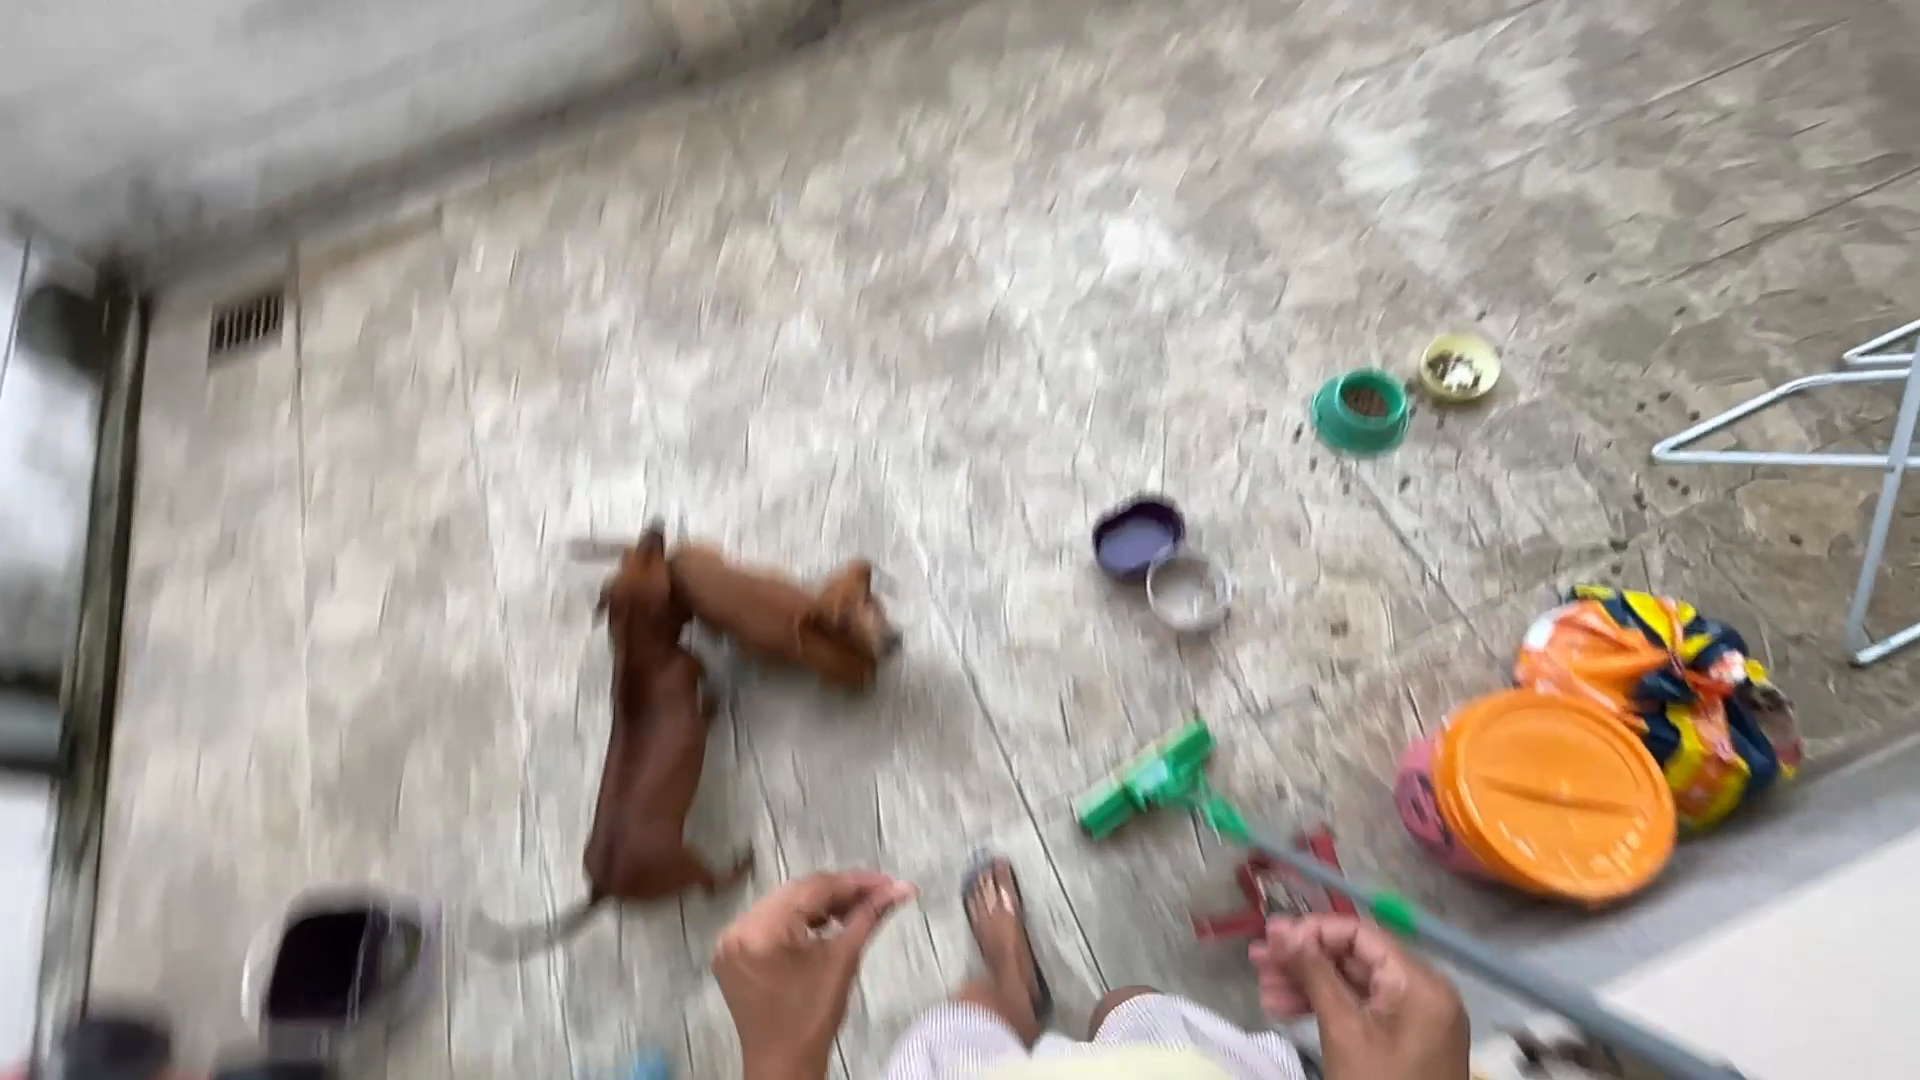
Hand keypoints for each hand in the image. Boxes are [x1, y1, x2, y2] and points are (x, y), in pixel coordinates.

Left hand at [712, 870, 917, 1079]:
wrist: (783, 1067)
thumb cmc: (813, 1018)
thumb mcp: (844, 960)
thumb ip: (870, 915)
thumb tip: (902, 887)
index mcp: (762, 930)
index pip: (815, 889)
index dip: (855, 882)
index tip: (888, 882)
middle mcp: (740, 926)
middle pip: (800, 892)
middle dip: (841, 891)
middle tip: (878, 892)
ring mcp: (732, 938)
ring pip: (788, 902)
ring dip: (822, 902)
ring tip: (856, 908)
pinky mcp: (735, 949)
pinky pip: (774, 918)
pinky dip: (801, 917)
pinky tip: (826, 922)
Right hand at [1250, 914, 1469, 1079]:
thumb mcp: (1342, 1029)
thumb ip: (1311, 970)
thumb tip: (1278, 926)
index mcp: (1419, 983)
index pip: (1359, 933)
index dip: (1313, 931)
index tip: (1271, 939)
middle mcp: (1422, 992)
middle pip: (1352, 957)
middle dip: (1303, 960)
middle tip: (1258, 961)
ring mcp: (1412, 1018)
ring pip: (1349, 982)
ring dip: (1305, 983)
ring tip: (1263, 988)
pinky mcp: (1400, 1039)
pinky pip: (1357, 1007)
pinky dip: (1323, 1006)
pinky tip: (1283, 1008)